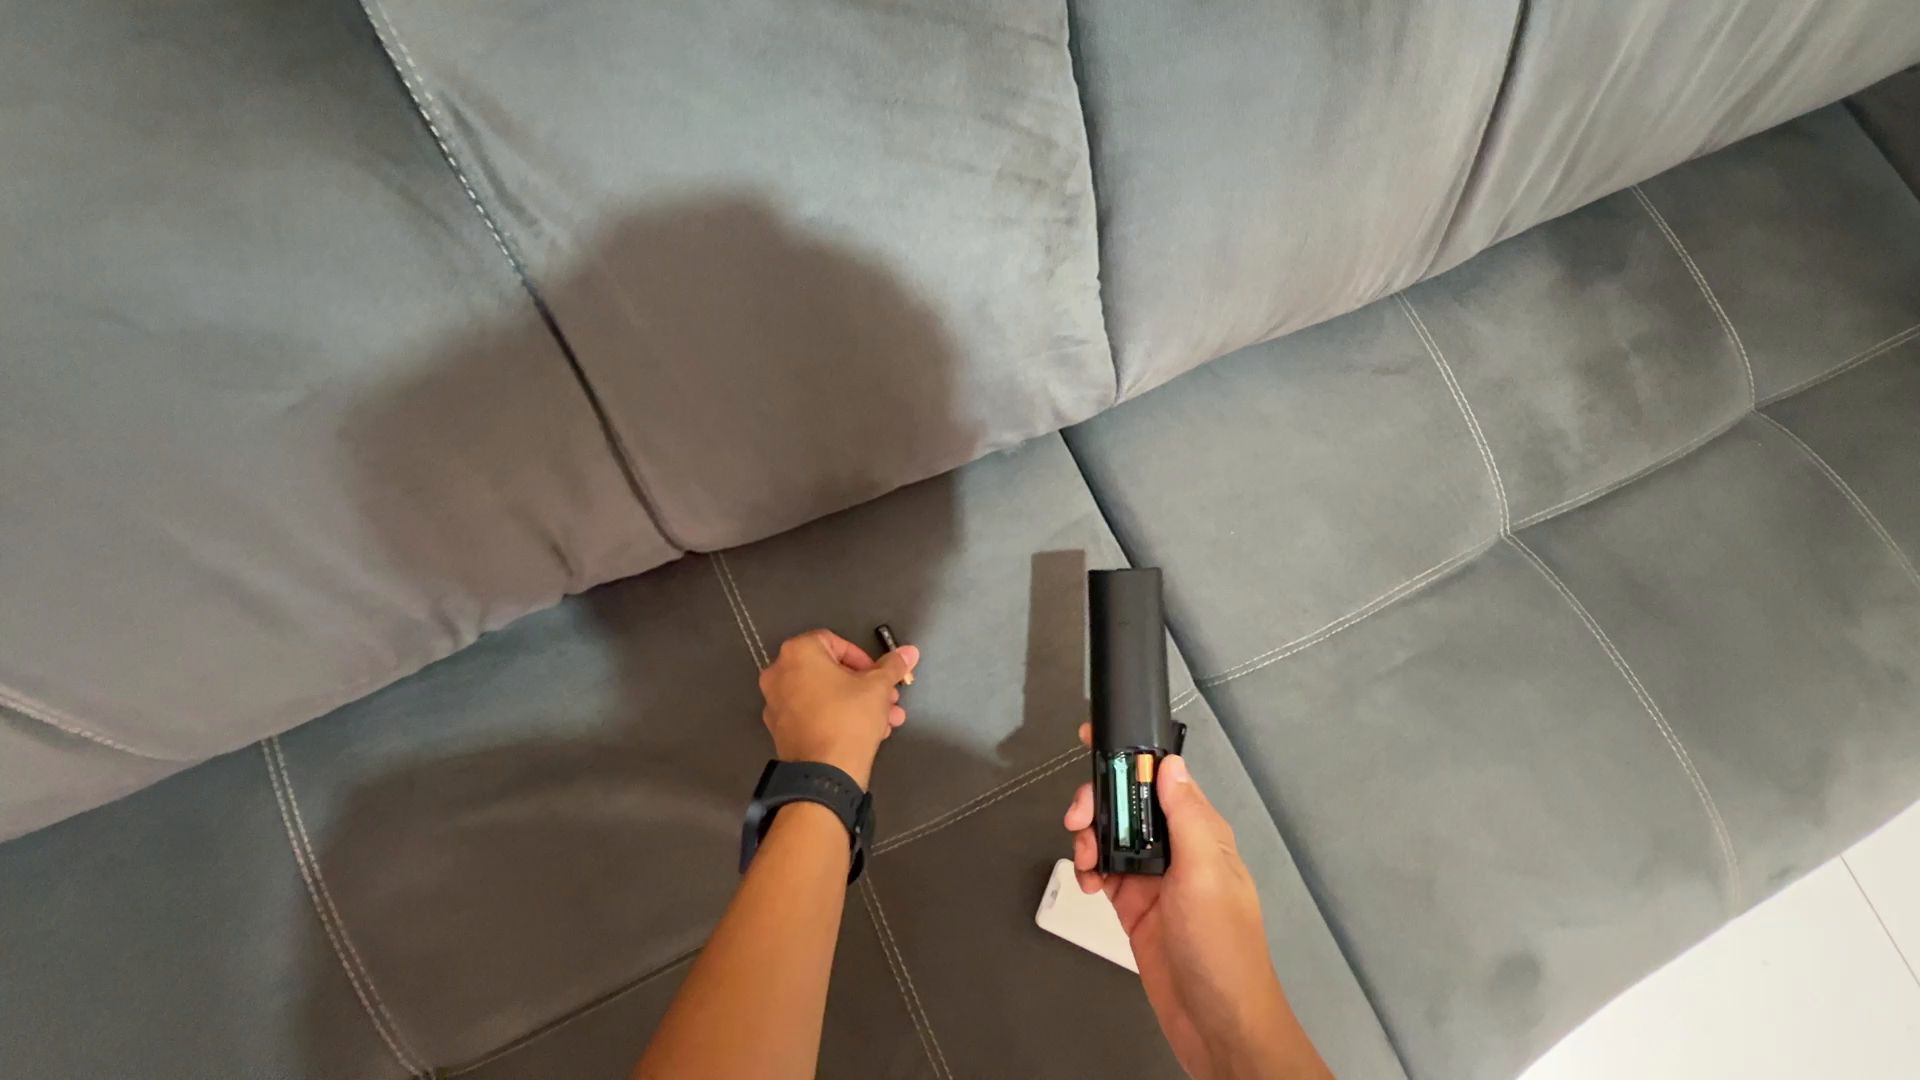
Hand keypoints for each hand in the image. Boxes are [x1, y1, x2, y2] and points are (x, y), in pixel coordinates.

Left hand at [758, 630, 918, 788]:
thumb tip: (909, 651)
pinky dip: (836, 717)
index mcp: (798, 653)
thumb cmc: (849, 718)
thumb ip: (893, 666)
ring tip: (887, 720)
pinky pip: (813, 713)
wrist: (824, 775)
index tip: (880, 675)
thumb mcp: (878, 687)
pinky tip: (867, 733)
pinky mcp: (780, 729)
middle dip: (865, 685)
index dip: (863, 658)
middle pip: (831, 670)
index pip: (835, 642)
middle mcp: (779, 673)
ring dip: (857, 703)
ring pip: (825, 694)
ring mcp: (776, 703)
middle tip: (889, 699)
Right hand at [1064, 725, 1330, 1079]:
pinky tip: (1089, 883)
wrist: (1216, 1025)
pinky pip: (1102, 871)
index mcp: (1200, 831)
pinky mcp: (1133, 904)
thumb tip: (1171, 764)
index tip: (1094, 742)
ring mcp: (1153, 876)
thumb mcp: (1206, 875)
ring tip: (1084, 860)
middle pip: (1127, 804)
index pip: (1162, 778)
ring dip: (1088, 838)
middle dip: (1098, 803)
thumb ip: (1187, 816)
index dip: (1129, 757)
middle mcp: (1176, 848)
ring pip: (1109, 835)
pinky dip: (1087, 871)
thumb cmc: (1222, 948)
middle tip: (1078, 819)